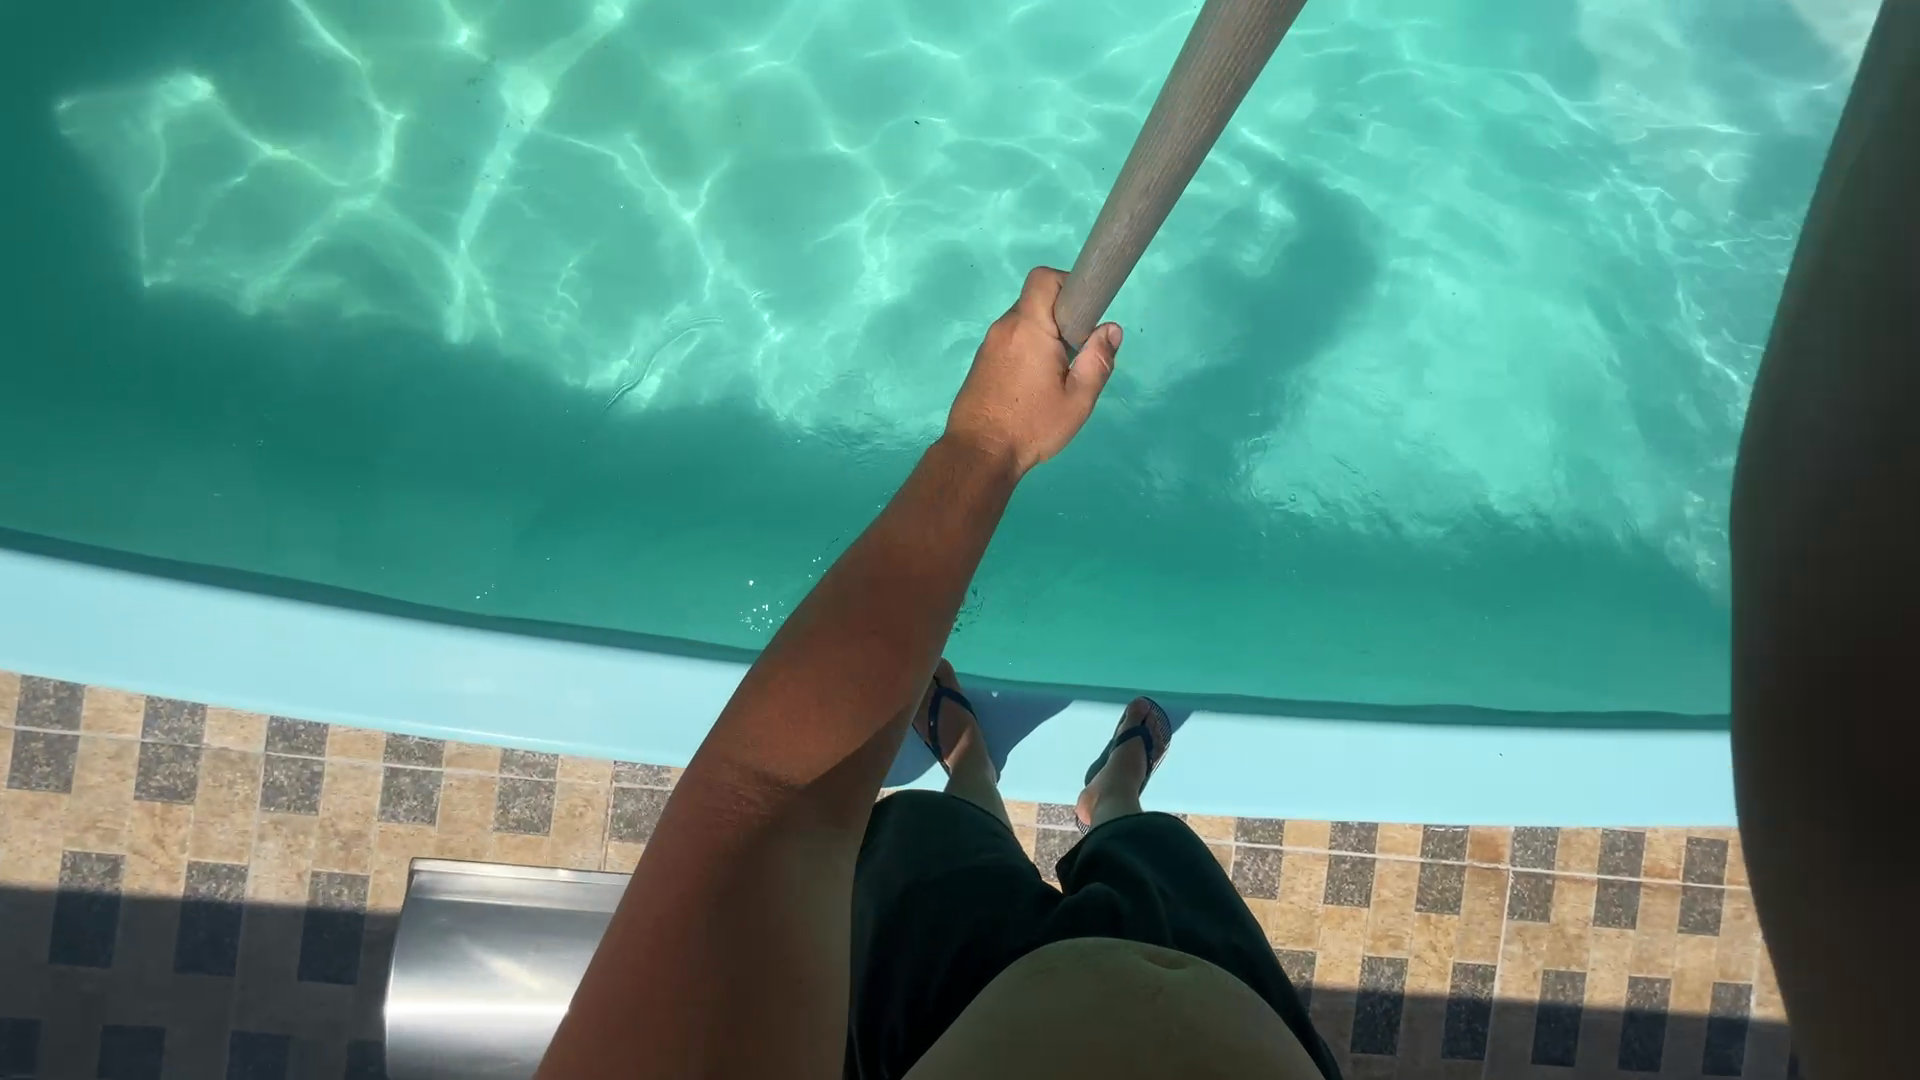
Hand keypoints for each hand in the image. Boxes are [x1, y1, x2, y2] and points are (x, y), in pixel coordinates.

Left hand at [944, 267, 1122, 475]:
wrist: (979, 454)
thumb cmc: (1031, 427)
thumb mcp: (1078, 400)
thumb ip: (1097, 361)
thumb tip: (1110, 330)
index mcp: (1029, 327)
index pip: (1045, 279)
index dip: (1068, 285)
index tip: (1084, 316)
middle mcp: (1004, 328)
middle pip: (1035, 302)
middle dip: (1060, 318)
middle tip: (1074, 354)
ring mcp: (988, 346)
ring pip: (1022, 325)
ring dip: (1042, 338)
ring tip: (1055, 376)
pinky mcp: (980, 364)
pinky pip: (1009, 343)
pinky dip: (1026, 352)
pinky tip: (1033, 387)